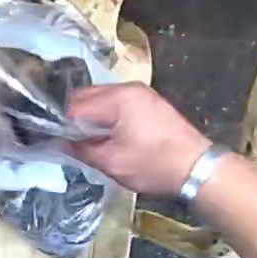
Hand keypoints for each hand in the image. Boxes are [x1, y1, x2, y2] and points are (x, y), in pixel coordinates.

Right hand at [67, 83, 212, 197]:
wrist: (198, 169)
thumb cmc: (153, 165)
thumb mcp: (110, 162)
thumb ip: (80, 149)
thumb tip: (62, 143)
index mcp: (118, 99)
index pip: (75, 106)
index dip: (62, 124)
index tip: (57, 140)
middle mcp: (128, 88)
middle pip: (86, 96)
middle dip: (74, 117)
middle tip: (71, 140)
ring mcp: (141, 93)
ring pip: (100, 98)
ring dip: (90, 115)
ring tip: (89, 138)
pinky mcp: (149, 101)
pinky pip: (115, 102)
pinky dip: (105, 114)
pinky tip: (107, 133)